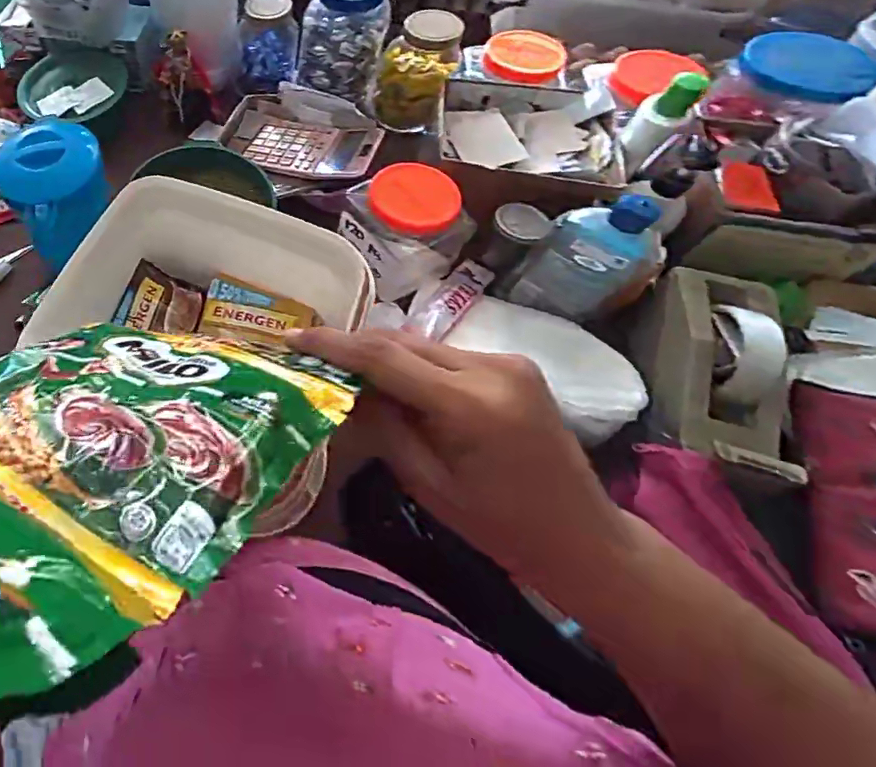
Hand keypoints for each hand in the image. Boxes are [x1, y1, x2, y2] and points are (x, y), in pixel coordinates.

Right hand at [285, 326, 633, 588]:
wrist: (583, 537)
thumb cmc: (499, 525)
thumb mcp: (424, 481)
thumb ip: (380, 425)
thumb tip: (339, 387)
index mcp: (471, 404)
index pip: (384, 358)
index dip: (332, 344)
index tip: (292, 337)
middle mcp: (492, 368)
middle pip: (400, 342)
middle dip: (351, 346)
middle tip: (307, 353)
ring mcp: (507, 362)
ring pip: (420, 344)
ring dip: (379, 353)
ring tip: (339, 365)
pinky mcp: (511, 364)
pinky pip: (442, 354)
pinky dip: (409, 362)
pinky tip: (388, 379)